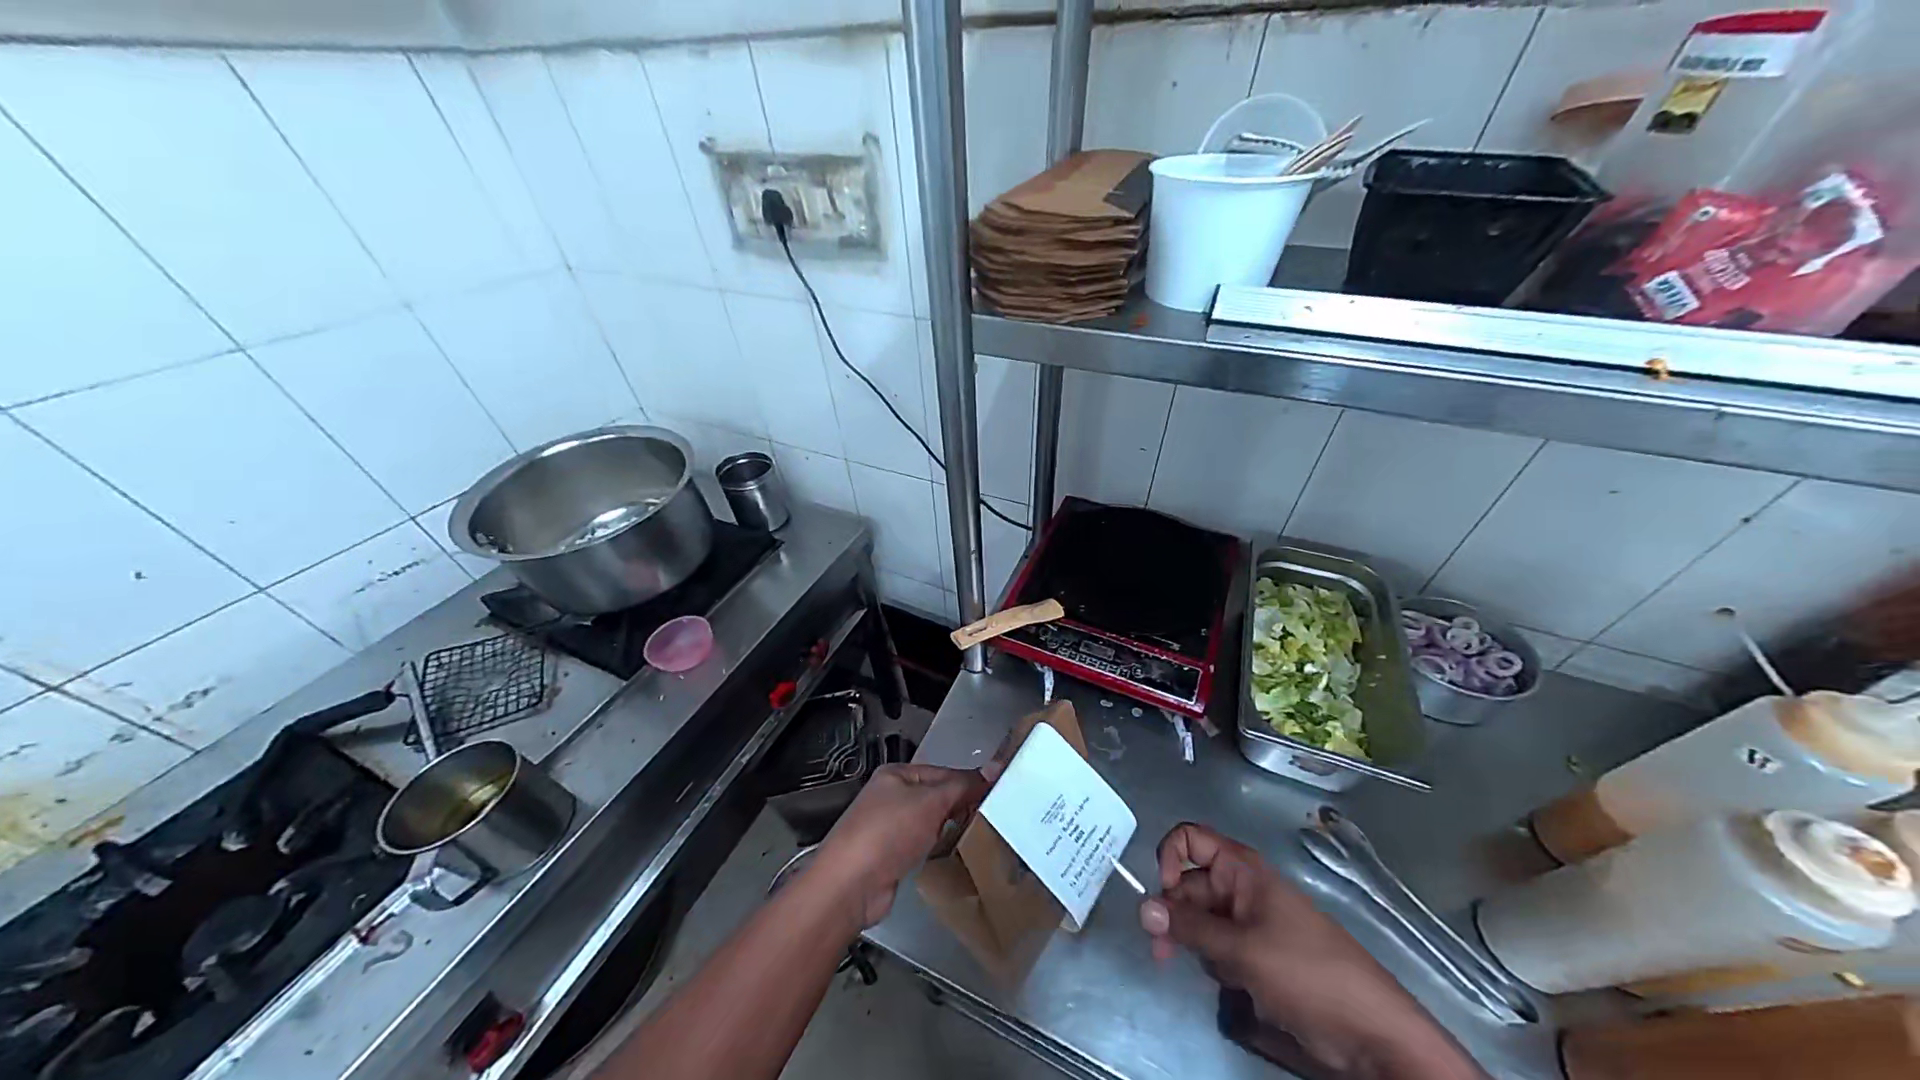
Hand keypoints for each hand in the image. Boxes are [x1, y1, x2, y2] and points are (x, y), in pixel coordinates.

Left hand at [810, 763, 991, 928]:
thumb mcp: (930, 802)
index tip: (995, 793)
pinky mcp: (892, 855)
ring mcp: (890, 828)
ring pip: (931, 822)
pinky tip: (950, 853)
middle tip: (987, 817)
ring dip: (949, 829)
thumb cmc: (883, 836)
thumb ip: (961, 787)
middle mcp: (891, 797)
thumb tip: (989, 772)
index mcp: (897, 775)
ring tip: (973, 836)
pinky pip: (923, 845)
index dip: (969, 782)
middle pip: (937, 797)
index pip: (944, 772)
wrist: (850, 886)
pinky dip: (937, 848)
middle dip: (960, 807)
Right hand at [1139, 824, 1480, 1078]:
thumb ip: (1188, 927)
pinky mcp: (1257, 953)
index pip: (1190, 839)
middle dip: (1175, 915)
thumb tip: (1142, 908)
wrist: (1370, 1029)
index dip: (1169, 858)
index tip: (1163, 894)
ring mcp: (1251, 921)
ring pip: (1201, 919)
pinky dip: (1215, 962)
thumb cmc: (1306, 972)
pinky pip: (1219, 945)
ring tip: (1214, 973)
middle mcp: (1243, 888)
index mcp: (1242, 869)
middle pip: (1189, 885)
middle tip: (1161, 952)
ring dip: (1195, 944)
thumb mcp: (1240, 948)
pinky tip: (1232, 984)